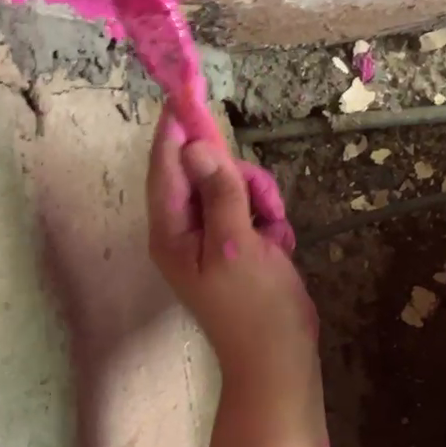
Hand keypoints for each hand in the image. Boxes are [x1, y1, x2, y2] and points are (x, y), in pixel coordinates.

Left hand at [147, 111, 315, 384]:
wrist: (279, 359)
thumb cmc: (255, 306)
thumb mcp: (237, 243)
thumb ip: (219, 191)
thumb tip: (195, 146)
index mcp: (170, 230)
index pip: (165, 164)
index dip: (176, 126)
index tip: (186, 87)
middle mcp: (183, 229)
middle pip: (204, 171)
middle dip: (239, 178)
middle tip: (263, 205)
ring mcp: (210, 238)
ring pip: (233, 187)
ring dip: (260, 200)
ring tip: (274, 235)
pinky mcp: (236, 245)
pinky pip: (250, 209)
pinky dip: (268, 220)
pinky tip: (278, 247)